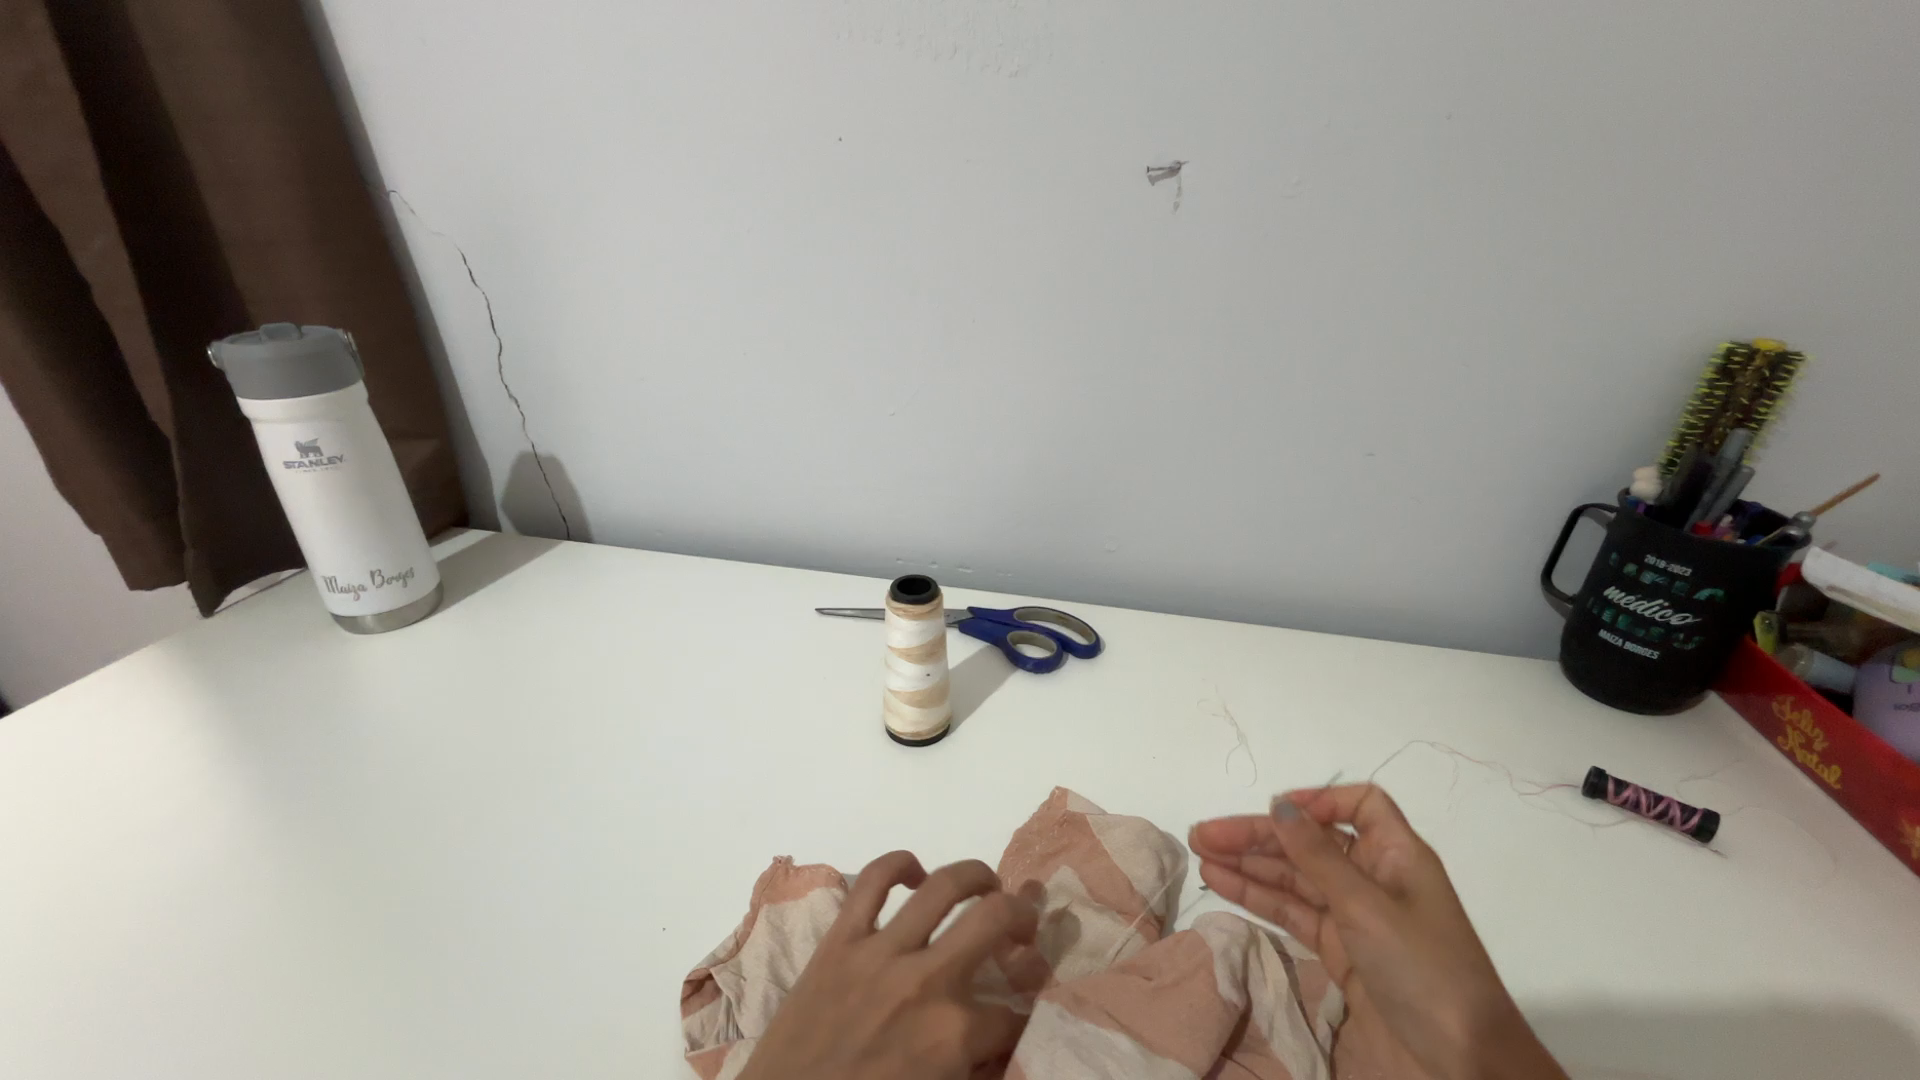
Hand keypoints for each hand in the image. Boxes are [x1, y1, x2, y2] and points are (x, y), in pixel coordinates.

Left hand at [737, 851, 1037, 1079]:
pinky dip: (899, 864)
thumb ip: (973, 1063)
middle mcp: (927, 980)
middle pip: (996, 919)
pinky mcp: (840, 939)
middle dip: (1022, 919)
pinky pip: (873, 880)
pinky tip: (915, 875)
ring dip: (978, 877)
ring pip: (944, 886)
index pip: (1014, 1012)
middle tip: (1023, 928)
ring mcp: (880, 952)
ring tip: (987, 887)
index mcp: (953, 1036)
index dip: (1026, 1009)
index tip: (1024, 1005)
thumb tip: (1000, 1034)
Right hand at [1189, 785, 1566, 1079]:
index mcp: (1397, 856)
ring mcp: (1356, 917)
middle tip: (1203, 835)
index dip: (1318, 801)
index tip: (1277, 811)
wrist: (1464, 1067)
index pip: (1360, 805)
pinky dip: (1258, 897)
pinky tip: (1221, 884)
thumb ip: (1317, 856)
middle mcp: (1375, 878)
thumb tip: (1280, 805)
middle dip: (1258, 835)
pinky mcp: (1340, 952)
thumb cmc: (1424, 971)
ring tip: (1200, 855)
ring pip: (1295, 877)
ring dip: (1249, 865)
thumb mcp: (1367, 906)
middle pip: (1311, 842)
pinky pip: (1293, 913)